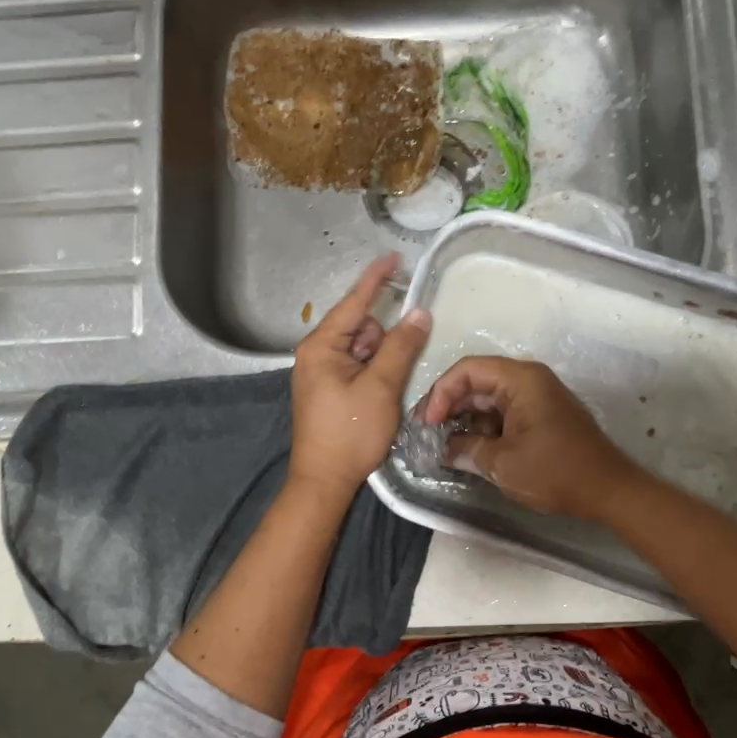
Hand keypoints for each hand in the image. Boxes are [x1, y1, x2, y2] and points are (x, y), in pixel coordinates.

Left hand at [288, 255, 432, 495]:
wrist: (324, 481)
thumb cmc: (350, 432)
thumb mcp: (380, 387)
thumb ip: (401, 347)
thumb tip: (419, 313)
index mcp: (321, 346)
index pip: (354, 302)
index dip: (376, 279)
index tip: (394, 257)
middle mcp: (317, 353)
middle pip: (362, 327)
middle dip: (383, 343)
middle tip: (388, 376)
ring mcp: (322, 372)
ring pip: (364, 349)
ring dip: (381, 362)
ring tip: (382, 394)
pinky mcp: (329, 389)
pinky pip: (358, 367)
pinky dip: (374, 374)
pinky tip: (378, 396)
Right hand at [421, 356, 642, 519]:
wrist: (609, 490)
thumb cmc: (555, 471)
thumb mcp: (502, 463)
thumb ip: (467, 449)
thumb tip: (445, 449)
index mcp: (521, 379)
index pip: (467, 370)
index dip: (441, 393)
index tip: (428, 423)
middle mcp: (529, 380)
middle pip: (477, 380)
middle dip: (450, 405)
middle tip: (428, 432)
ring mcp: (538, 397)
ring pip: (490, 397)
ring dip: (466, 418)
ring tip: (445, 443)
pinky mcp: (543, 415)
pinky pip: (505, 411)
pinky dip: (485, 426)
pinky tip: (470, 447)